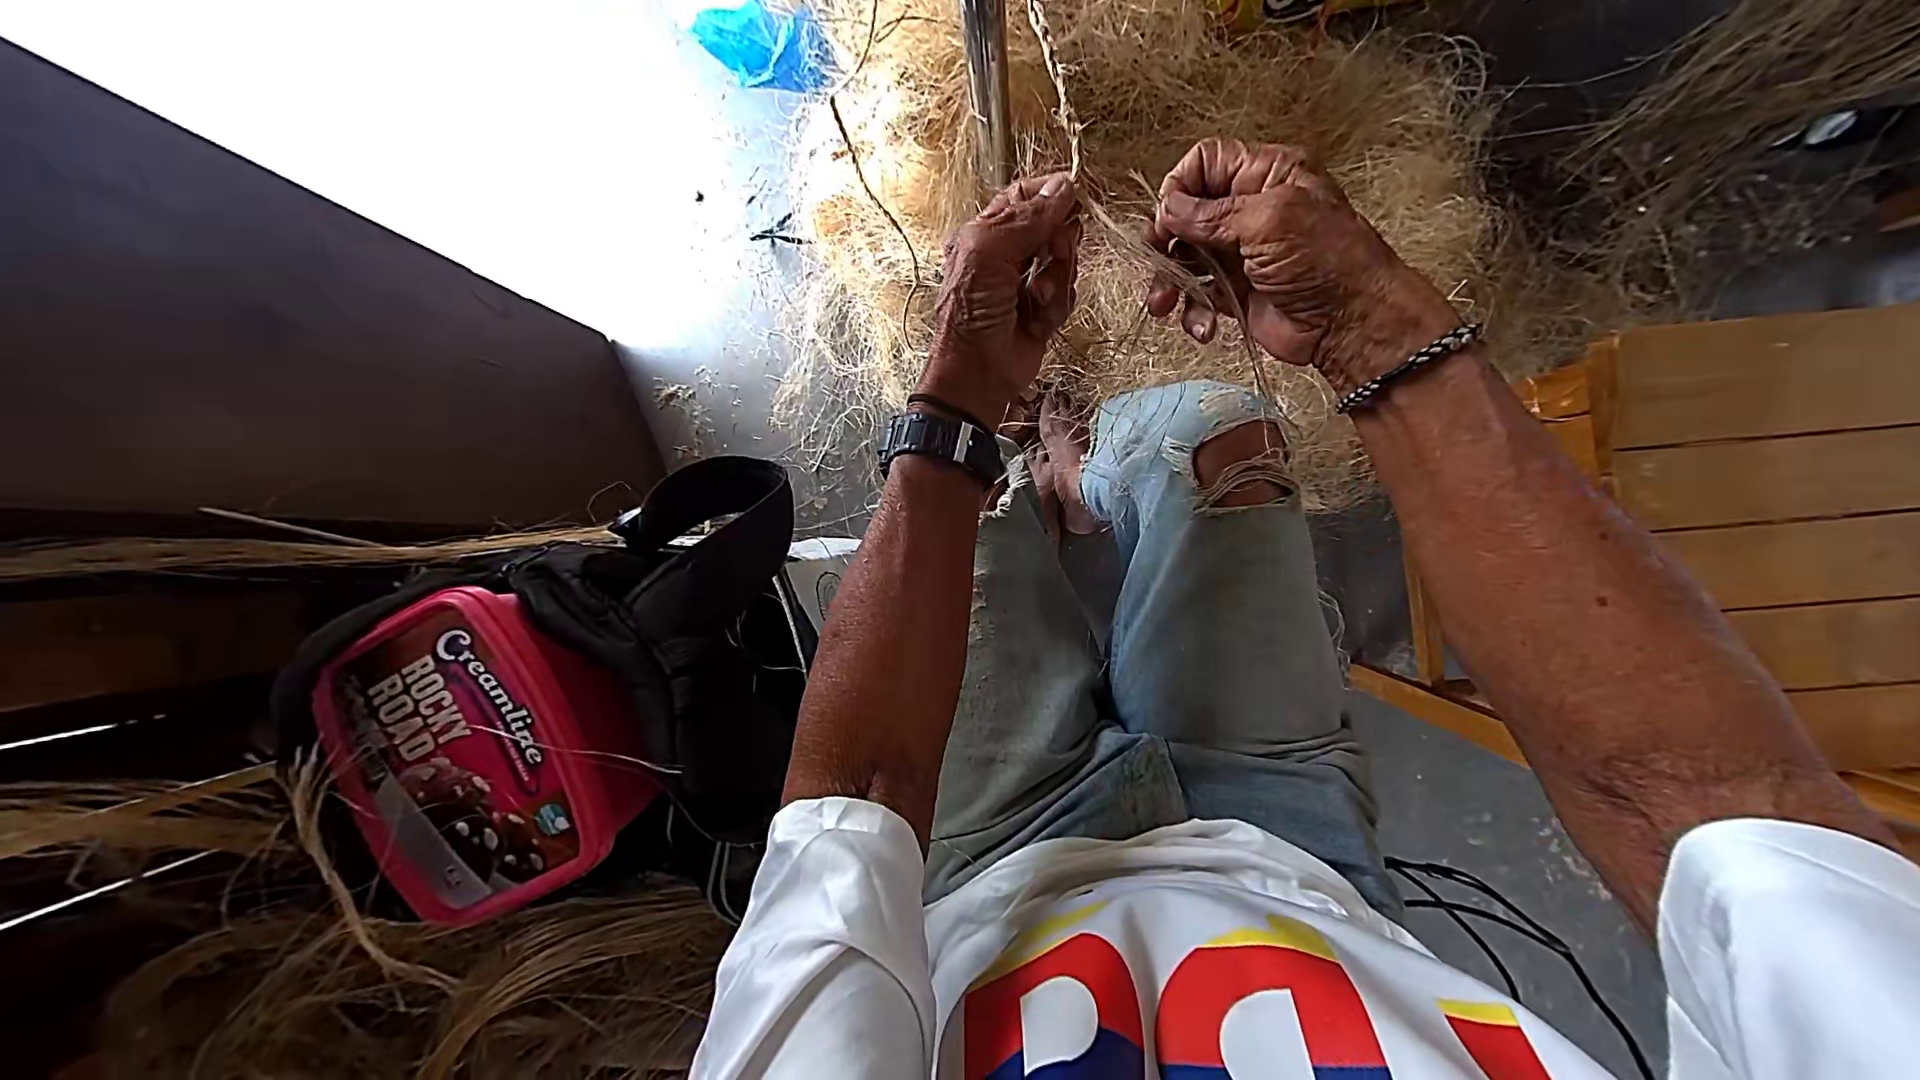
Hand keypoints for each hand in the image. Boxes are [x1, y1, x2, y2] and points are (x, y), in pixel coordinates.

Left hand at [921, 172, 1081, 425]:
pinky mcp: (1044, 313)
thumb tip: (1064, 187)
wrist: (978, 372)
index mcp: (984, 235)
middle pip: (1051, 227)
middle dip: (1058, 239)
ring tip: (1037, 296)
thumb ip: (1026, 217)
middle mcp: (1006, 257)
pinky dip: (1057, 305)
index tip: (1074, 194)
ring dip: (1056, 277)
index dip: (1049, 193)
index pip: (1022, 198)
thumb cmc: (971, 313)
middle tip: (1054, 251)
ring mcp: (1026, 285)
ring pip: (1064, 261)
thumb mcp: (988, 252)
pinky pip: (1067, 294)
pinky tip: (1039, 320)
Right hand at [1145, 139, 1458, 391]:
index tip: (1168, 221)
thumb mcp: (1268, 221)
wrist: (1347, 322)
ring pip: (1184, 259)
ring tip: (1163, 307)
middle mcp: (1247, 211)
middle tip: (1156, 265)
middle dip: (1165, 243)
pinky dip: (1193, 313)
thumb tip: (1166, 207)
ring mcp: (1238, 254)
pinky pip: (1197, 296)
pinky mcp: (1233, 292)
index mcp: (1264, 176)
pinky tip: (1205, 327)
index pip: (1205, 164)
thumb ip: (1212, 213)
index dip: (1179, 189)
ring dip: (1170, 284)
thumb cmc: (1322, 260)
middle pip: (1185, 216)